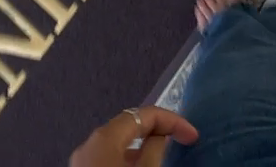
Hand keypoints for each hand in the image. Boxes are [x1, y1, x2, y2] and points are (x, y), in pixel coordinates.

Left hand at [68, 106, 197, 166]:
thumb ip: (155, 150)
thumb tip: (158, 137)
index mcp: (105, 137)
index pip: (145, 114)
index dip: (173, 121)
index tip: (193, 137)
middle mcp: (90, 144)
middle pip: (130, 125)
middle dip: (158, 131)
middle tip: (181, 141)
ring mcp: (82, 162)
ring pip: (118, 144)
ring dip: (143, 147)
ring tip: (164, 158)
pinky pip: (109, 159)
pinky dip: (128, 161)